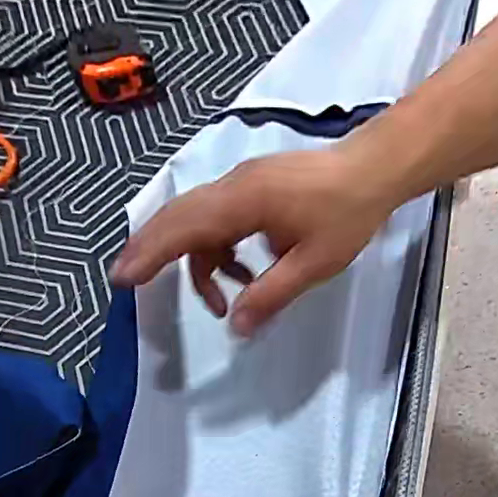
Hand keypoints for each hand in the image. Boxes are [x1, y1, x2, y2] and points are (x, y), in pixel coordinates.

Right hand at [109, 144, 403, 334]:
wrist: (373, 169)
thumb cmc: (347, 214)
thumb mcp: (312, 264)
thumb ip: (270, 296)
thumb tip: (236, 327)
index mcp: (243, 201)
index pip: (184, 226)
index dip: (150, 252)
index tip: (124, 275)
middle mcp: (233, 187)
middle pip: (178, 217)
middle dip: (153, 251)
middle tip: (130, 281)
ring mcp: (241, 185)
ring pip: (197, 222)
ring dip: (199, 263)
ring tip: (220, 302)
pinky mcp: (250, 190)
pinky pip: (218, 222)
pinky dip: (219, 253)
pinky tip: (243, 275)